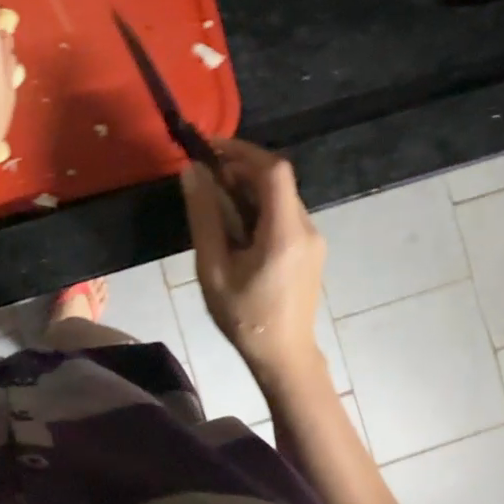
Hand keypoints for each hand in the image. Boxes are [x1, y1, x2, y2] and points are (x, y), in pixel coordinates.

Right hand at [181, 139, 326, 378]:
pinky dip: (258, 205)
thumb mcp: (212, 268)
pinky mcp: (310, 248)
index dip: (243, 151)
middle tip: (204, 176)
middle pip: (277, 179)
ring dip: (248, 187)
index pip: (273, 170)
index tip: (210, 148)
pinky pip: (283, 212)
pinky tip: (234, 224)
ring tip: (213, 200)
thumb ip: (203, 217)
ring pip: (280, 195)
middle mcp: (306, 228)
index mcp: (284, 232)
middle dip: (240, 168)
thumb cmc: (243, 316)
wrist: (284, 355)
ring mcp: (312, 238)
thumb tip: (191, 172)